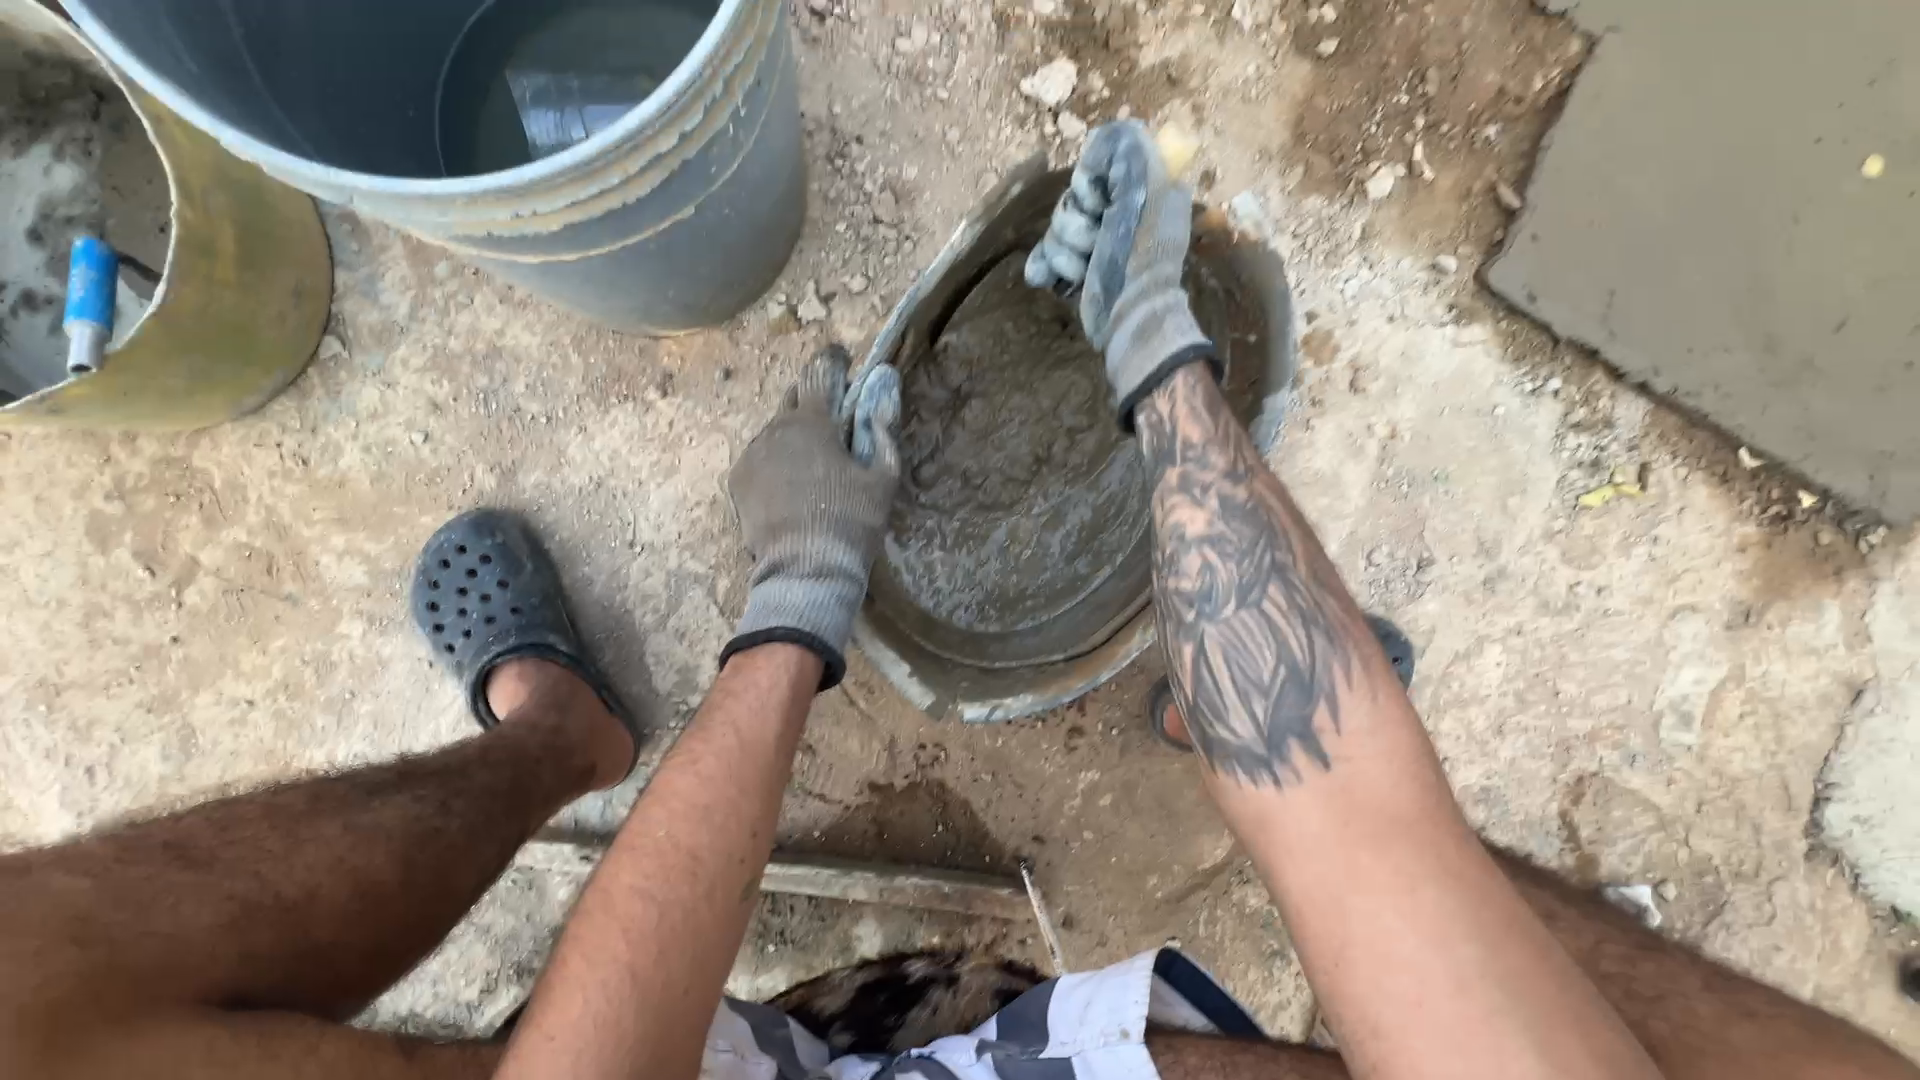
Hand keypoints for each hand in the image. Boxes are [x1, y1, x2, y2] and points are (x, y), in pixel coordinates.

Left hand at [721, 348, 900, 690]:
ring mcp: (752, 455)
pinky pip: (760, 458)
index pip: (821, 371)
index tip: (846, 362)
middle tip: (835, 429)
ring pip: (775, 431)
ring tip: (813, 467)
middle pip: (794, 399)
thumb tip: (886, 382)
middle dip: (814, 405)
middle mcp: (775, 428)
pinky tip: (791, 488)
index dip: (836, 362)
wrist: (805, 571)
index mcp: (812, 421)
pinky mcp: (738, 481)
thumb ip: (884, 425)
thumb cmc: (852, 522)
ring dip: (794, 437)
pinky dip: (776, 463)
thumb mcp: (884, 476)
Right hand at [1024, 119, 1217, 430]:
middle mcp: (1114, 216)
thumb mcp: (1153, 189)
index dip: (1087, 188)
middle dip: (1076, 226)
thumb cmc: (1144, 253)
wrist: (1131, 312)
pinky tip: (1056, 279)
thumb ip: (1134, 152)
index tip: (1099, 203)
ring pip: (1054, 232)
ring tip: (1087, 269)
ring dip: (1066, 253)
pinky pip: (1043, 257)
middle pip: (1068, 203)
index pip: (1089, 173)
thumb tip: (1108, 134)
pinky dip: (1046, 268)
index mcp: (1134, 194)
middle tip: (1097, 243)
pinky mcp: (1074, 274)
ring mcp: (1092, 247)